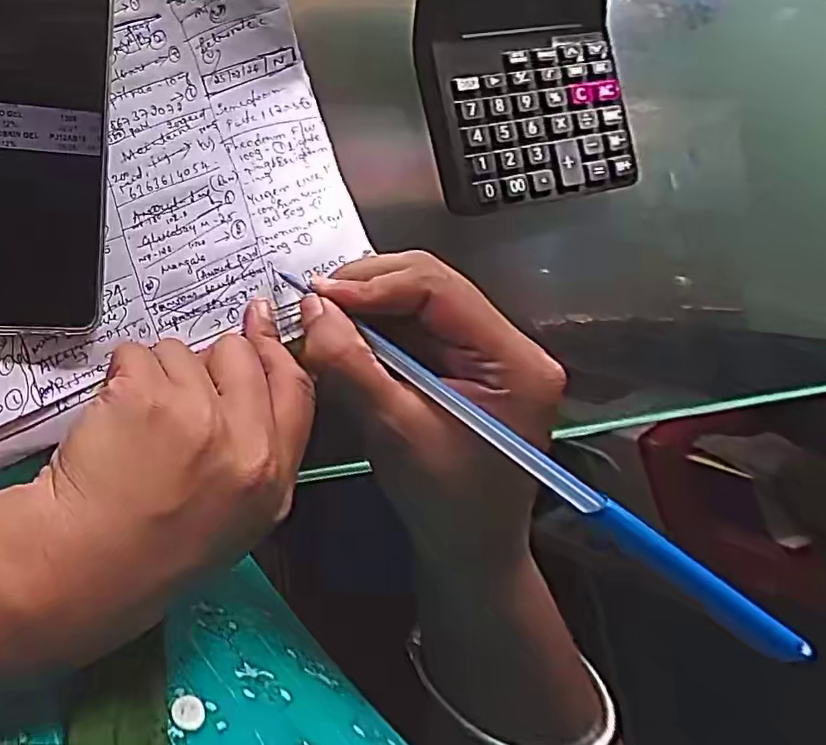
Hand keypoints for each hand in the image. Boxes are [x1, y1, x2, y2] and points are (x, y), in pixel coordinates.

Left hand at [33, 300, 314, 604]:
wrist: (86, 563)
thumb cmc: (148, 546)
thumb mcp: (231, 514)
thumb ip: (248, 446)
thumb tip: (231, 379)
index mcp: (271, 476)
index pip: (293, 386)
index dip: (272, 348)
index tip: (258, 322)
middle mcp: (241, 441)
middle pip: (236, 354)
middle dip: (203, 362)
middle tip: (171, 394)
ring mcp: (194, 413)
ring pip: (178, 350)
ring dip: (154, 373)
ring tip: (135, 425)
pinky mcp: (144, 394)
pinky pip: (133, 353)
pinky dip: (118, 375)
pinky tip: (111, 417)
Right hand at [297, 251, 564, 575]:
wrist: (467, 545)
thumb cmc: (446, 499)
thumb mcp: (394, 428)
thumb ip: (352, 363)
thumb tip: (314, 308)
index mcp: (511, 360)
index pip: (437, 288)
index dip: (373, 284)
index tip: (320, 296)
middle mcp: (501, 343)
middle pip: (424, 280)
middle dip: (363, 286)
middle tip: (314, 302)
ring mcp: (475, 348)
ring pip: (408, 294)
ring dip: (360, 301)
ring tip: (321, 317)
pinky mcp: (449, 357)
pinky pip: (400, 318)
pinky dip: (364, 319)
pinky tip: (339, 332)